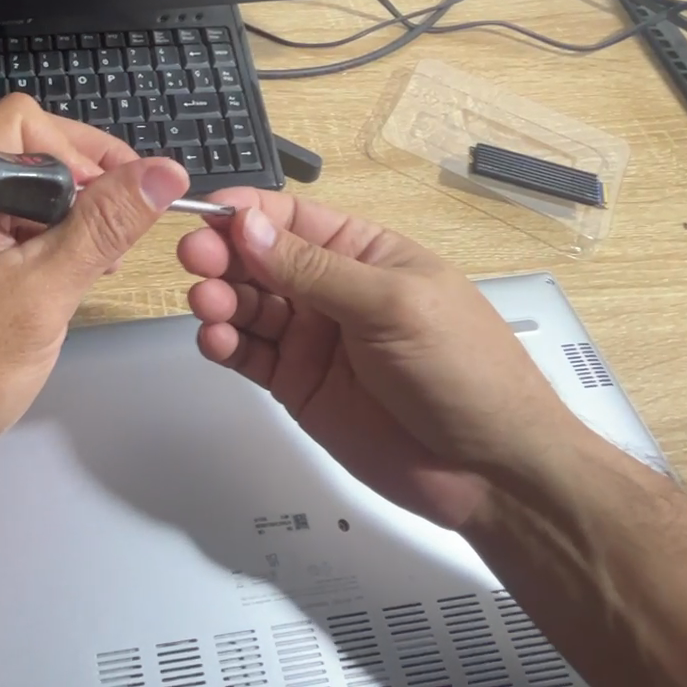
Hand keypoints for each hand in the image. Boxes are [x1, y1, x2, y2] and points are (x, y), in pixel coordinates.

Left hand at [0, 94, 190, 486]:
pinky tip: (64, 272)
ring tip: (100, 260)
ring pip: (15, 189)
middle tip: (119, 235)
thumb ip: (102, 227)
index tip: (128, 196)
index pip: (23, 123)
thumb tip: (163, 173)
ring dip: (64, 214)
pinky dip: (38, 237)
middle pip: (20, 150)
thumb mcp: (41, 296)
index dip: (83, 151)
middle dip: (79, 184)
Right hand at [175, 189, 581, 528]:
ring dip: (219, 298)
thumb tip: (248, 226)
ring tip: (207, 304)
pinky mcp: (294, 382)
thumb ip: (314, 268)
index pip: (289, 218)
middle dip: (222, 254)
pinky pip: (247, 353)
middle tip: (195, 259)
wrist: (491, 474)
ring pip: (245, 305)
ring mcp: (309, 337)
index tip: (206, 213)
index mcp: (360, 253)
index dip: (246, 212)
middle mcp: (328, 290)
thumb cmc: (462, 369)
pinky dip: (223, 343)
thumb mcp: (392, 304)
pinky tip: (216, 340)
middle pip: (257, 259)